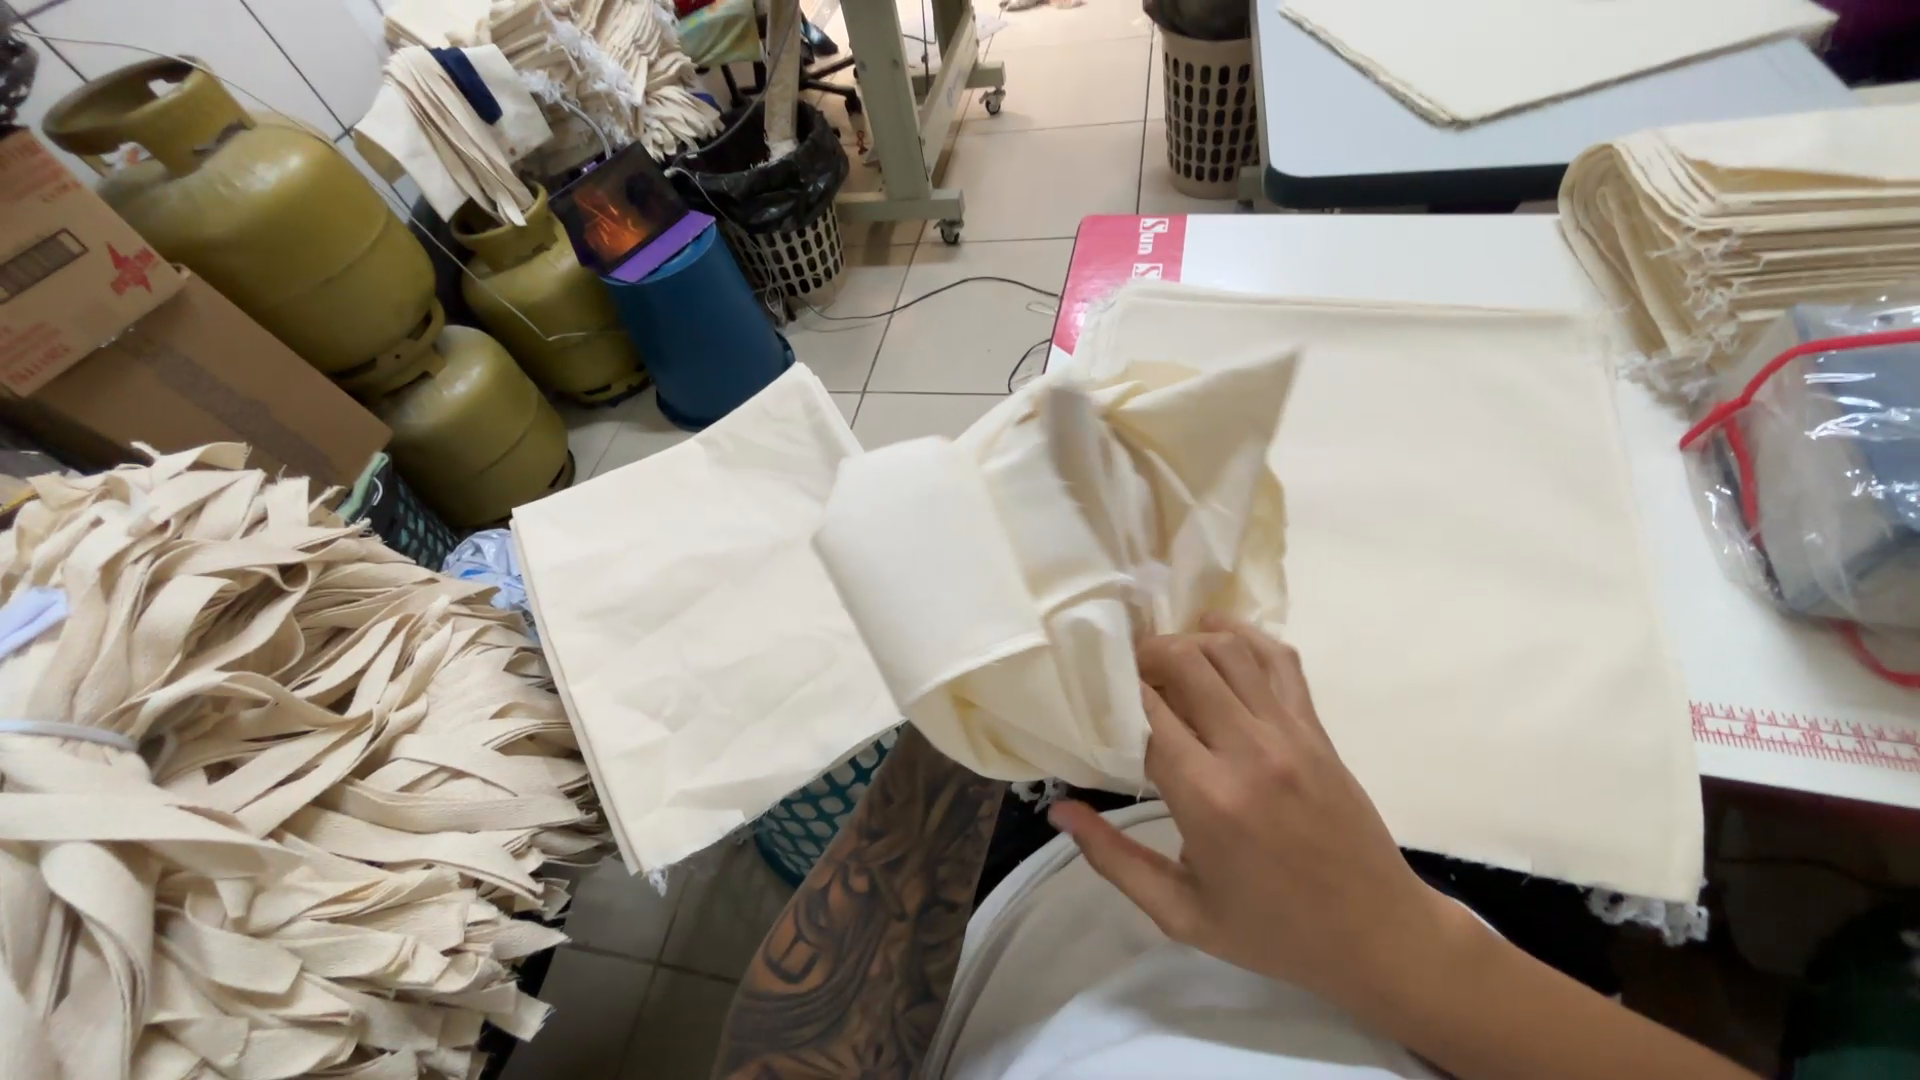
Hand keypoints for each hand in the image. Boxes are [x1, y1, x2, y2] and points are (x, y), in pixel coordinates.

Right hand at [1047, 615, 1472, 1018]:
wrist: (1378, 935)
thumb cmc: (1273, 931)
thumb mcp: (1182, 913)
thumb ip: (1114, 860)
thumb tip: (1060, 812)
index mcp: (1208, 799)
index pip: (1146, 714)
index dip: (1114, 693)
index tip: (1092, 693)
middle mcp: (1248, 752)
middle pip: (1184, 664)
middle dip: (1143, 656)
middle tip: (1123, 671)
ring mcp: (1289, 733)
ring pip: (1228, 652)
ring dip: (1185, 641)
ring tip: (1161, 657)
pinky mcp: (1316, 729)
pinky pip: (1279, 660)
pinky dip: (1244, 636)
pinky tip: (1216, 632)